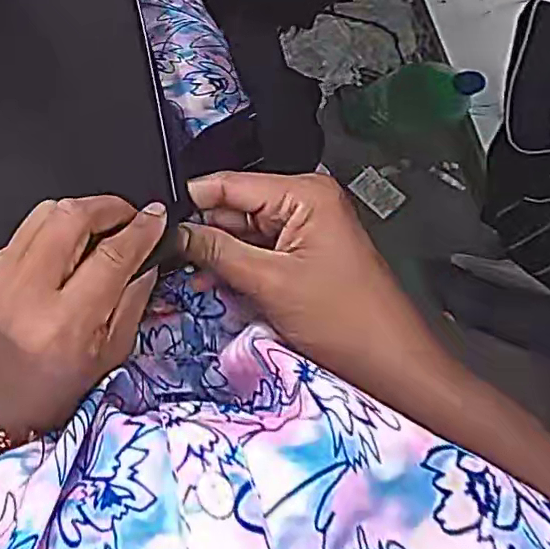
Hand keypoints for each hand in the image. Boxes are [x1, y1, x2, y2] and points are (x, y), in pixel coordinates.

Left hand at [0, 196, 165, 438]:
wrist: (1, 396)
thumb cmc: (60, 382)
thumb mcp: (113, 349)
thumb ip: (134, 295)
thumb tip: (148, 248)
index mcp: (63, 325)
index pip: (109, 257)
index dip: (139, 230)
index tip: (156, 217)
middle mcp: (25, 295)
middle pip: (71, 218)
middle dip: (109, 207)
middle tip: (129, 216)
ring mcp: (0, 277)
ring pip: (47, 211)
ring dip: (83, 211)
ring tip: (102, 227)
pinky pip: (29, 226)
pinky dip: (56, 227)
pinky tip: (69, 246)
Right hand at [177, 172, 438, 378]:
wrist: (390, 365)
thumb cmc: (349, 322)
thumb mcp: (270, 282)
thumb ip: (217, 251)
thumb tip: (178, 232)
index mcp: (305, 193)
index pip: (231, 183)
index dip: (192, 200)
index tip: (159, 219)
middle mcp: (305, 201)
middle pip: (234, 206)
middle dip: (204, 231)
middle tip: (172, 255)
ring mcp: (304, 226)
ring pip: (242, 230)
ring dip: (218, 253)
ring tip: (195, 273)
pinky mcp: (302, 250)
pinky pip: (257, 248)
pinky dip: (236, 264)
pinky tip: (217, 280)